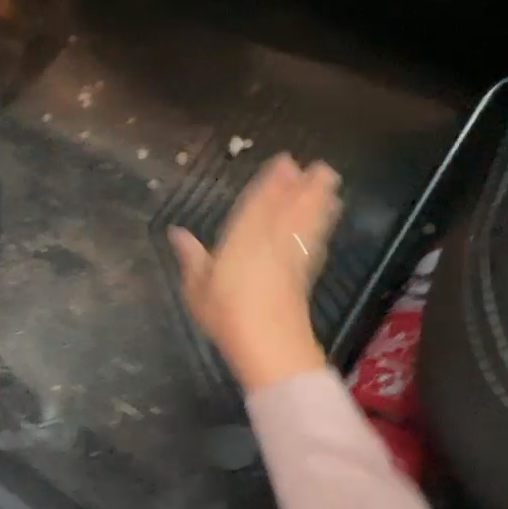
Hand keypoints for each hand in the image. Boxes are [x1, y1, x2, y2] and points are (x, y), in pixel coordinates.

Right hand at [169, 156, 341, 390]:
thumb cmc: (225, 315)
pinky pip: (313, 243)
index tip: (284, 163)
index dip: (271, 184)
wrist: (268, 345)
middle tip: (319, 167)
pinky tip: (326, 222)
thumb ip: (191, 258)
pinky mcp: (304, 276)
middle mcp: (271, 244)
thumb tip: (177, 232)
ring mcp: (291, 259)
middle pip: (290, 210)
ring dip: (319, 202)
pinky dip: (321, 228)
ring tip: (330, 184)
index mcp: (242, 242)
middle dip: (304, 188)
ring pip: (307, 223)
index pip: (259, 206)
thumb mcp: (196, 288)